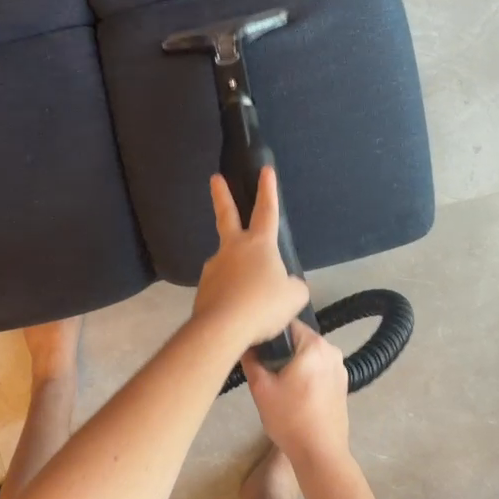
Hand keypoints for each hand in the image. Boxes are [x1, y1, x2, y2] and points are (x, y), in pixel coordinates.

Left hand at [192, 168, 310, 349]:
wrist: (224, 328)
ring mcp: (214, 267)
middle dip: (221, 195)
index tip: (265, 169)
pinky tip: (239, 314)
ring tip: (251, 301)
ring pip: (228, 263)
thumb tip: (287, 285)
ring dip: (237, 274)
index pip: (267, 211)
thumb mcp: (294, 296)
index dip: (268, 190)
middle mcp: (232, 249)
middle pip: (227, 216)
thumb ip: (293, 286)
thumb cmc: (264, 306)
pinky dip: (231, 296)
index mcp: (258, 244)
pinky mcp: (204, 288)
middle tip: (214, 178)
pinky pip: (222, 288)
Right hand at [242, 321, 349, 470]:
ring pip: (308, 355)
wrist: (320, 453)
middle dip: (280, 348)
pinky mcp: (342, 384)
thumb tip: (246, 346)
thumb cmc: (289, 418)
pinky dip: (304, 373)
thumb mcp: (261, 388)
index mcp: (314, 346)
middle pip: (298, 338)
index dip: (268, 331)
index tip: (254, 344)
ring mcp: (340, 368)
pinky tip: (293, 391)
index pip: (286, 324)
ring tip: (275, 380)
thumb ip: (251, 360)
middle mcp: (331, 351)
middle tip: (261, 365)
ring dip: (292, 361)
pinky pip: (318, 368)